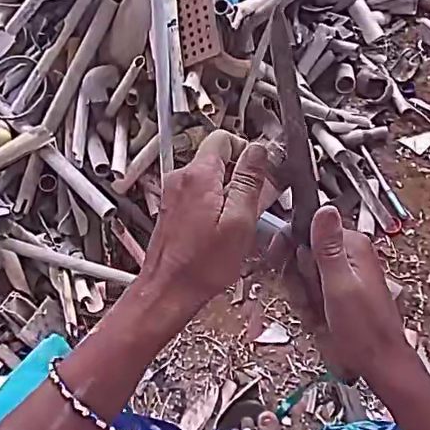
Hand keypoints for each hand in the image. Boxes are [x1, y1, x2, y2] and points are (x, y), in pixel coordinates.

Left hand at [136, 131, 270, 313]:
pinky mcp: (173, 209)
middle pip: (219, 158)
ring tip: (239, 221)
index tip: (262, 171)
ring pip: (210, 177)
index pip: (225, 138)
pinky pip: (200, 195)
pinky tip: (223, 230)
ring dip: (229, 192)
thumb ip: (250, 181)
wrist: (168, 292)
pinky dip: (216, 205)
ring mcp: (174, 194)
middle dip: (241, 175)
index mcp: (199, 176)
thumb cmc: (199, 266)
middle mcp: (181, 179)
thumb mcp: (240, 222)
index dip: (248, 151)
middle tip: (255, 202)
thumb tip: (260, 151)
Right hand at [273, 205, 412, 383]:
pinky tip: (320, 318)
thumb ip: (327, 248)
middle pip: (301, 254)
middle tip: (313, 297)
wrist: (378, 364)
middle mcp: (347, 256)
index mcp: (352, 246)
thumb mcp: (340, 286)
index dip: (291, 248)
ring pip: (301, 276)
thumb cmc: (366, 331)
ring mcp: (341, 275)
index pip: (307, 229)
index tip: (284, 264)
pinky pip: (308, 292)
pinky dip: (309, 307)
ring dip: (304, 297)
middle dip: (299, 280)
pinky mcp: (335, 292)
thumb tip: (324, 210)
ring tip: (319, 312)